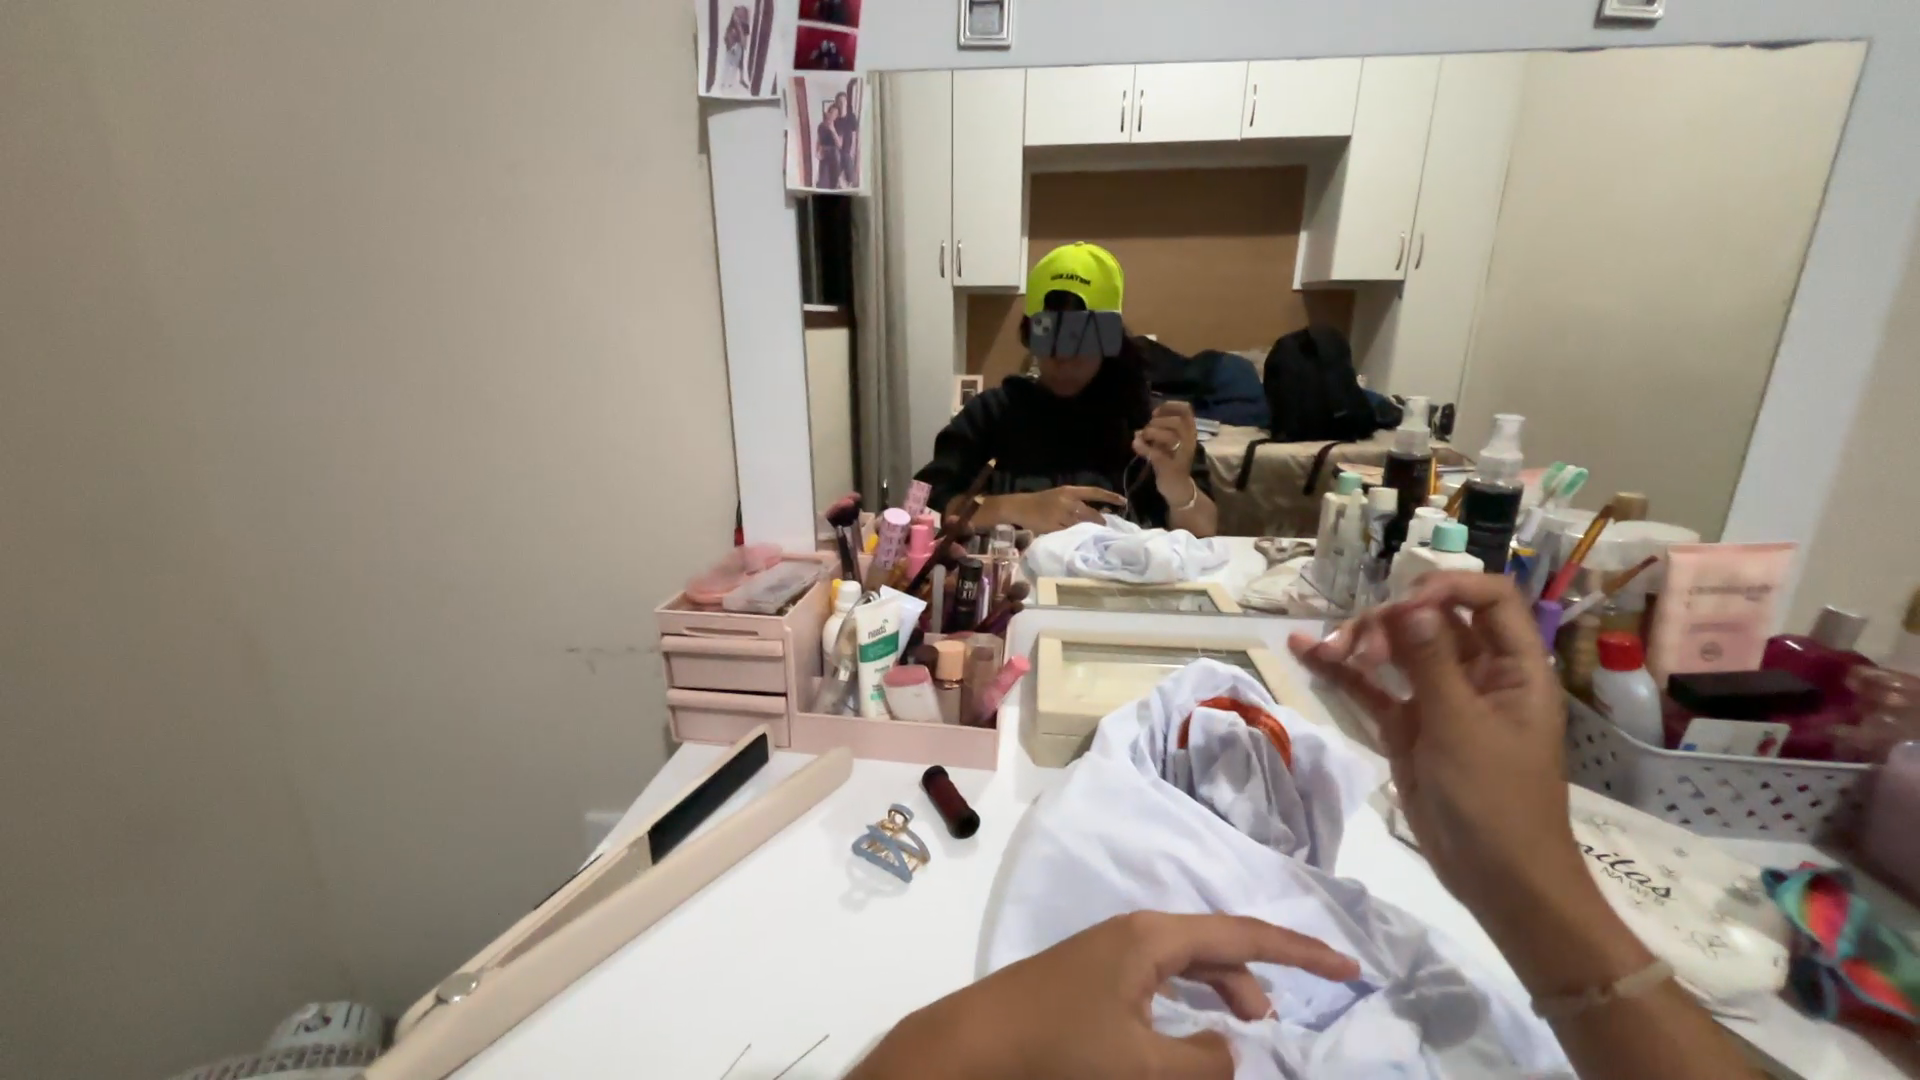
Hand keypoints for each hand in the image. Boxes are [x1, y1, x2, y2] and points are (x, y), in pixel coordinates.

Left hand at [849, 913, 1357, 1079]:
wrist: (978, 1043)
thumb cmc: (1062, 1046)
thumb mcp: (1143, 1065)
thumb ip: (1204, 1060)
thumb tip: (1233, 1047)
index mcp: (1153, 937)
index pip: (1241, 934)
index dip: (1298, 950)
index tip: (1347, 966)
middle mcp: (1135, 933)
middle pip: (1215, 944)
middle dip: (1257, 975)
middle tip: (1283, 1023)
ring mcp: (1111, 952)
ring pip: (1187, 964)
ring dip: (1222, 993)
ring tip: (1247, 1030)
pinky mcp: (1095, 975)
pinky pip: (1161, 980)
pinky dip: (1189, 1002)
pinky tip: (1195, 1030)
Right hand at [987, 486, 1123, 534]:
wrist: (1019, 507)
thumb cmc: (1041, 502)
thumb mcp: (1060, 496)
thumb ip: (1077, 503)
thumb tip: (1100, 513)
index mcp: (1069, 491)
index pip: (1094, 492)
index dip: (1110, 497)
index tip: (1124, 502)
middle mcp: (1067, 502)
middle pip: (1091, 514)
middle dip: (1101, 522)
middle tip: (1107, 529)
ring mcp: (1060, 515)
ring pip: (1082, 525)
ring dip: (1091, 532)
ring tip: (1097, 537)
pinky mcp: (1053, 528)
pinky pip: (1069, 534)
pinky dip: (1077, 538)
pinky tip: (1081, 542)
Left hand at [1133, 401, 1198, 488]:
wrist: (1177, 489)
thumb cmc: (1170, 462)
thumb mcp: (1165, 443)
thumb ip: (1155, 433)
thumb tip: (1139, 429)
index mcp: (1190, 432)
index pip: (1187, 410)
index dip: (1169, 406)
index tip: (1155, 412)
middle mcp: (1189, 442)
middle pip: (1177, 422)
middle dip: (1158, 422)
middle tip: (1147, 430)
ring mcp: (1182, 455)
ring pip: (1169, 436)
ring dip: (1151, 433)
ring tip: (1143, 437)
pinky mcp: (1171, 468)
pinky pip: (1156, 454)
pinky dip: (1142, 447)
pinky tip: (1135, 444)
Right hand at [1286, 573, 1584, 927]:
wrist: (1497, 878)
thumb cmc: (1495, 799)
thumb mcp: (1460, 725)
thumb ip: (1431, 662)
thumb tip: (1408, 605)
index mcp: (1513, 668)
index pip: (1490, 599)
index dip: (1448, 588)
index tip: (1404, 605)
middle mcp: (1476, 674)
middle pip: (1429, 619)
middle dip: (1388, 623)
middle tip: (1361, 651)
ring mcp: (1438, 699)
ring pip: (1395, 650)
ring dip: (1359, 643)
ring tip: (1327, 653)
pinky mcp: (1406, 725)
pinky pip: (1371, 688)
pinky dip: (1341, 671)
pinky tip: (1304, 651)